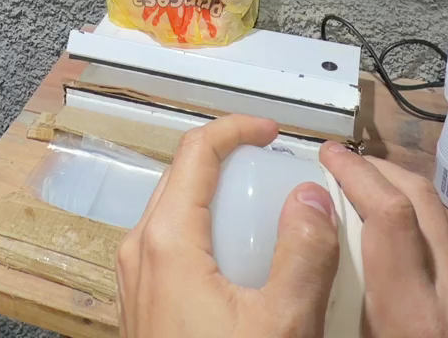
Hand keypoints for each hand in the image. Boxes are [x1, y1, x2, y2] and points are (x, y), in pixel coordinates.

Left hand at [118, 115, 340, 337]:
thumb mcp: (282, 326)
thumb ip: (303, 253)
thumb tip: (311, 194)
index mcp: (165, 238)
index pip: (197, 150)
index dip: (237, 128)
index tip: (274, 131)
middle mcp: (140, 247)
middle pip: (183, 174)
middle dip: (230, 160)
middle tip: (274, 168)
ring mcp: (136, 276)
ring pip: (176, 208)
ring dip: (218, 195)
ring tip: (263, 210)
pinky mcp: (142, 302)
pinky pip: (173, 243)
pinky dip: (208, 229)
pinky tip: (242, 260)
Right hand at [319, 142, 447, 337]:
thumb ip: (341, 299)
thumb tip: (314, 240)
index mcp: (418, 321)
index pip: (391, 213)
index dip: (356, 171)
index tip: (328, 154)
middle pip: (421, 198)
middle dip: (377, 169)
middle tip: (343, 165)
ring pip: (445, 218)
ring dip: (403, 193)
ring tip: (369, 194)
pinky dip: (429, 226)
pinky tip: (407, 239)